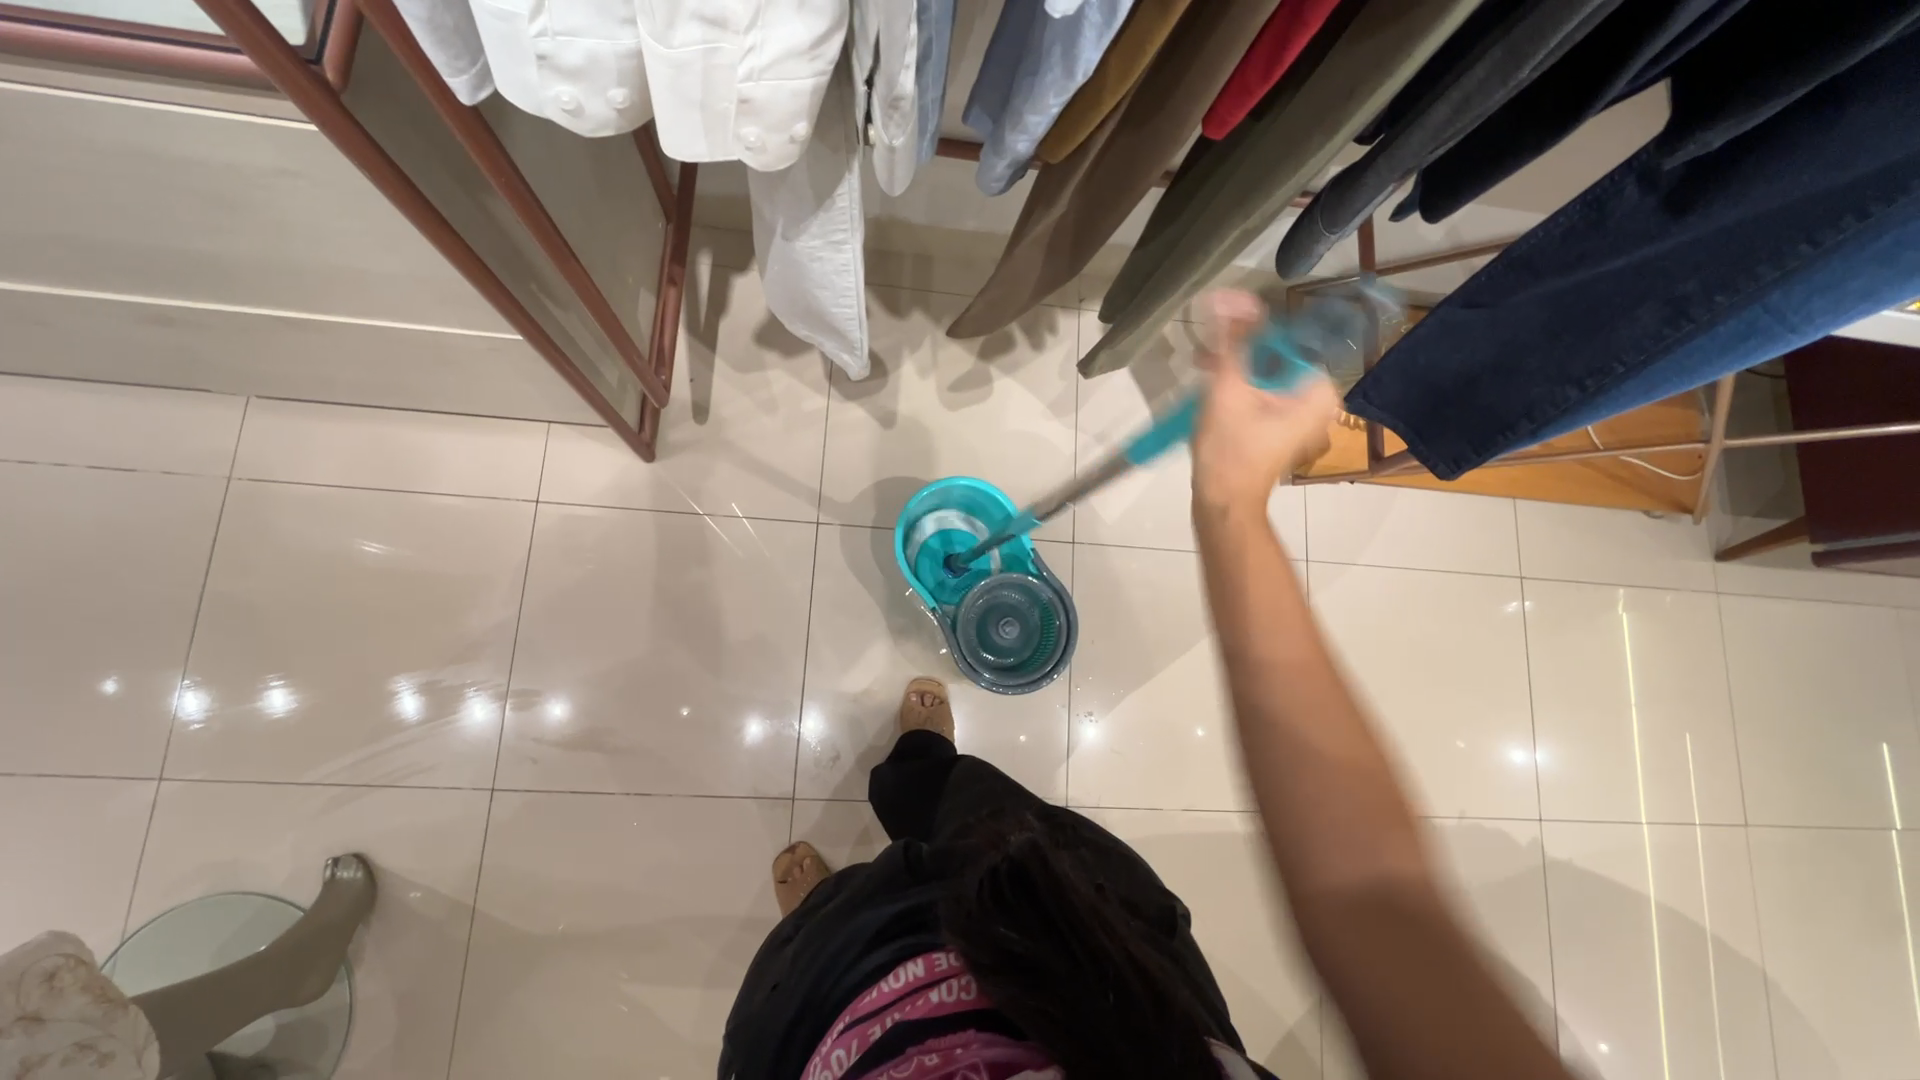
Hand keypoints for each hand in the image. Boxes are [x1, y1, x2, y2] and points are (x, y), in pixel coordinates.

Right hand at [1190, 289, 1341, 513]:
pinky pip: (1261, 389)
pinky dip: (1238, 381)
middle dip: (1240, 342)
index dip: (1254, 319)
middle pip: (1277, 353)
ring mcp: (1299, 414)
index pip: (1290, 335)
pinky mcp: (1279, 424)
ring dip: (1234, 361)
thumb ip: (1229, 341)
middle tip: (1205, 340)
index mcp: (1317, 389)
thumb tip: (1224, 298)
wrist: (1222, 504)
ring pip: (1266, 371)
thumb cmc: (1229, 451)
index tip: (1221, 308)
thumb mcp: (1227, 389)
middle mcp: (1317, 398)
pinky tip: (1211, 379)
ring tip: (1201, 361)